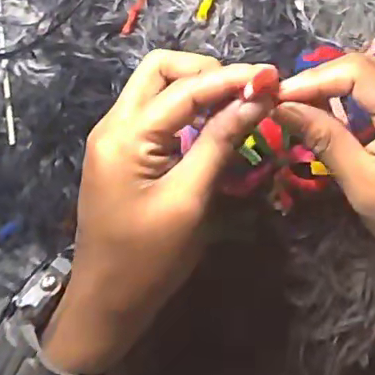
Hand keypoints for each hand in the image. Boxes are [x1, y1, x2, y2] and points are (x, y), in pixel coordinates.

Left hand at [44, 52, 275, 374]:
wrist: (102, 307)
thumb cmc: (147, 261)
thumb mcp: (189, 200)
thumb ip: (221, 141)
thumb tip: (258, 97)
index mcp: (126, 135)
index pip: (185, 88)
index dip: (231, 77)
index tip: (272, 76)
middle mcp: (114, 123)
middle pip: (161, 68)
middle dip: (206, 71)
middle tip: (245, 91)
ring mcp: (115, 134)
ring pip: (157, 83)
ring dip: (197, 85)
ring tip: (236, 102)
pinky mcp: (122, 147)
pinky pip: (156, 107)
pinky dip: (186, 105)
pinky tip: (213, 120)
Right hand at [274, 55, 374, 280]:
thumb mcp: (363, 184)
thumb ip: (325, 139)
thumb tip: (283, 108)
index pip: (354, 70)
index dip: (313, 78)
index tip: (277, 97)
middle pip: (360, 65)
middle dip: (318, 79)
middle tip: (283, 101)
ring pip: (367, 74)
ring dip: (331, 85)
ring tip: (297, 106)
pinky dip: (346, 97)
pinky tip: (326, 114)